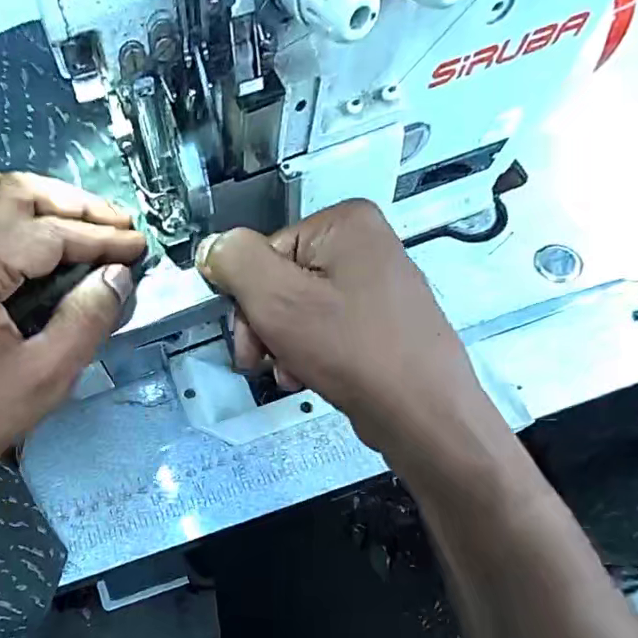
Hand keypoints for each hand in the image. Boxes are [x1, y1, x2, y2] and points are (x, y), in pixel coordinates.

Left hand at [0, 171, 144, 491]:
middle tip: (118, 225)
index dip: (101, 237)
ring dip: (35, 196)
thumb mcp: (47, 375)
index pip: (48, 232)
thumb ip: (87, 319)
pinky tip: (27, 230)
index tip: (140, 245)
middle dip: (73, 204)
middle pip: (13, 193)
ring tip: (78, 219)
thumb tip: (119, 275)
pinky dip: (0, 205)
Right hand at [197, 199, 501, 459]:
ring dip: (288, 347)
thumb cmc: (358, 354)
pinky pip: (332, 333)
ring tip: (296, 372)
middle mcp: (369, 248)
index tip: (248, 336)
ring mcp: (380, 289)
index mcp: (347, 223)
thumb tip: (217, 248)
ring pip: (305, 314)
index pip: (266, 252)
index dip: (249, 299)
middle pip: (285, 283)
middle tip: (265, 359)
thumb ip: (237, 263)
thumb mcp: (278, 301)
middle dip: (268, 327)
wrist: (421, 413)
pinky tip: (315, 377)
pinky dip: (315, 356)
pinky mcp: (385, 326)